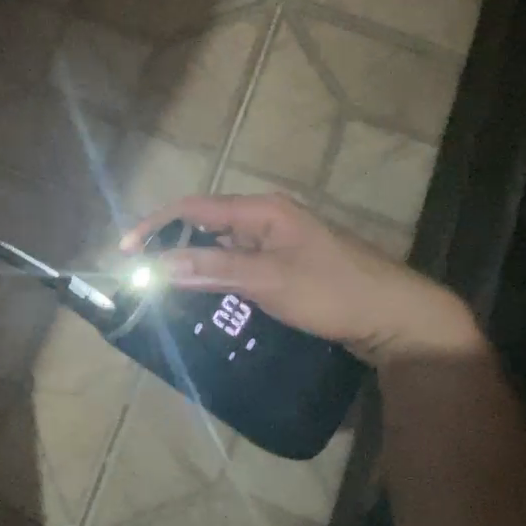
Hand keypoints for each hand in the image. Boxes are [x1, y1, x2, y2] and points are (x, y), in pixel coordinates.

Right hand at [121, 194, 478, 365]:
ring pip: (220, 245)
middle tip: (141, 272)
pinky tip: (202, 295)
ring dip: (191, 262)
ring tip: (162, 285)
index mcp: (263, 210)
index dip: (156, 226)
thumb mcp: (269, 281)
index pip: (195, 208)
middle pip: (204, 223)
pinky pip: (237, 262)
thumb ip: (212, 270)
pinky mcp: (285, 264)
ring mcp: (278, 241)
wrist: (398, 318)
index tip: (127, 250)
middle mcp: (267, 218)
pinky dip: (213, 274)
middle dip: (168, 244)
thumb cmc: (334, 292)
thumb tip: (157, 265)